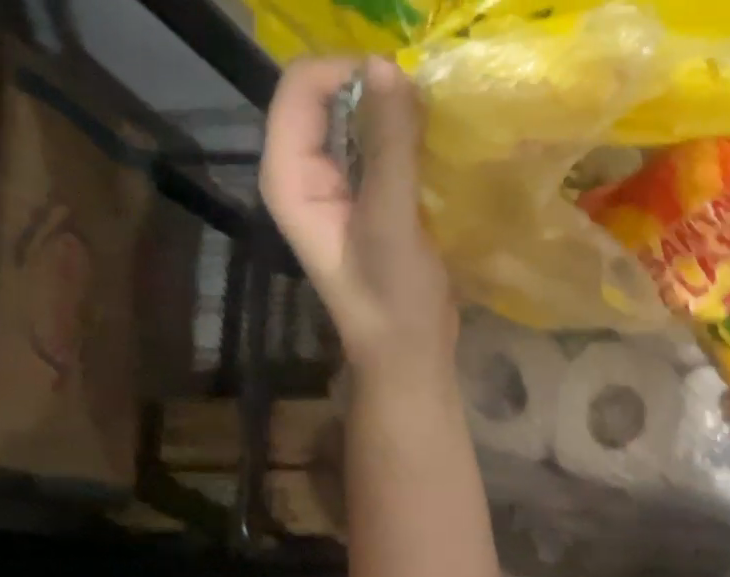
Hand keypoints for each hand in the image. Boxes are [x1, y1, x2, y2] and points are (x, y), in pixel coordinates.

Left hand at [260, 56, 454, 369]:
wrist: (411, 356)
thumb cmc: (393, 299)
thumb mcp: (391, 221)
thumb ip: (389, 147)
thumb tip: (390, 67)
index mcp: (291, 175)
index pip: (302, 88)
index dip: (349, 72)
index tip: (406, 86)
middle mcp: (307, 173)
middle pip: (331, 101)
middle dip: (377, 93)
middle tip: (430, 107)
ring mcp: (340, 190)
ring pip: (360, 125)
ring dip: (397, 118)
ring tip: (438, 127)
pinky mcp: (372, 204)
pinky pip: (384, 153)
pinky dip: (409, 144)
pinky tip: (439, 153)